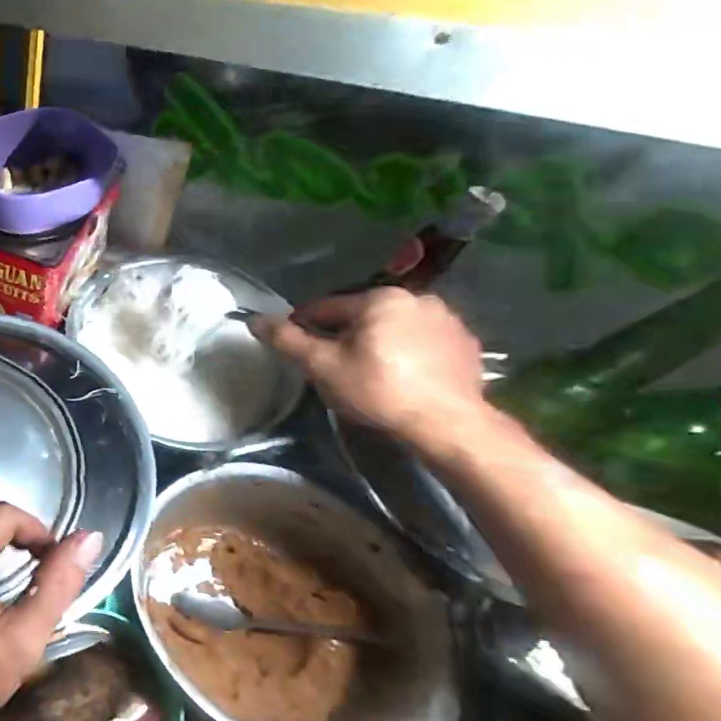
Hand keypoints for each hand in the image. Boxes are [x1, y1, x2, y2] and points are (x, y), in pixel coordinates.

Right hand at [251, 288, 488, 447]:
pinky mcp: (465, 341)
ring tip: (368, 375)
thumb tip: (255, 319)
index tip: (298, 355)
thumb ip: (287, 340)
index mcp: (378, 298)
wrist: (446, 423)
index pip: (323, 307)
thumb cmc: (376, 391)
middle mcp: (417, 297)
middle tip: (332, 369)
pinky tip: (401, 378)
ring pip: (392, 326)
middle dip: (342, 337)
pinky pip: (421, 340)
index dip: (303, 330)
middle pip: (360, 316)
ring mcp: (447, 318)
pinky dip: (407, 352)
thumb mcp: (321, 366)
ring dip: (375, 342)